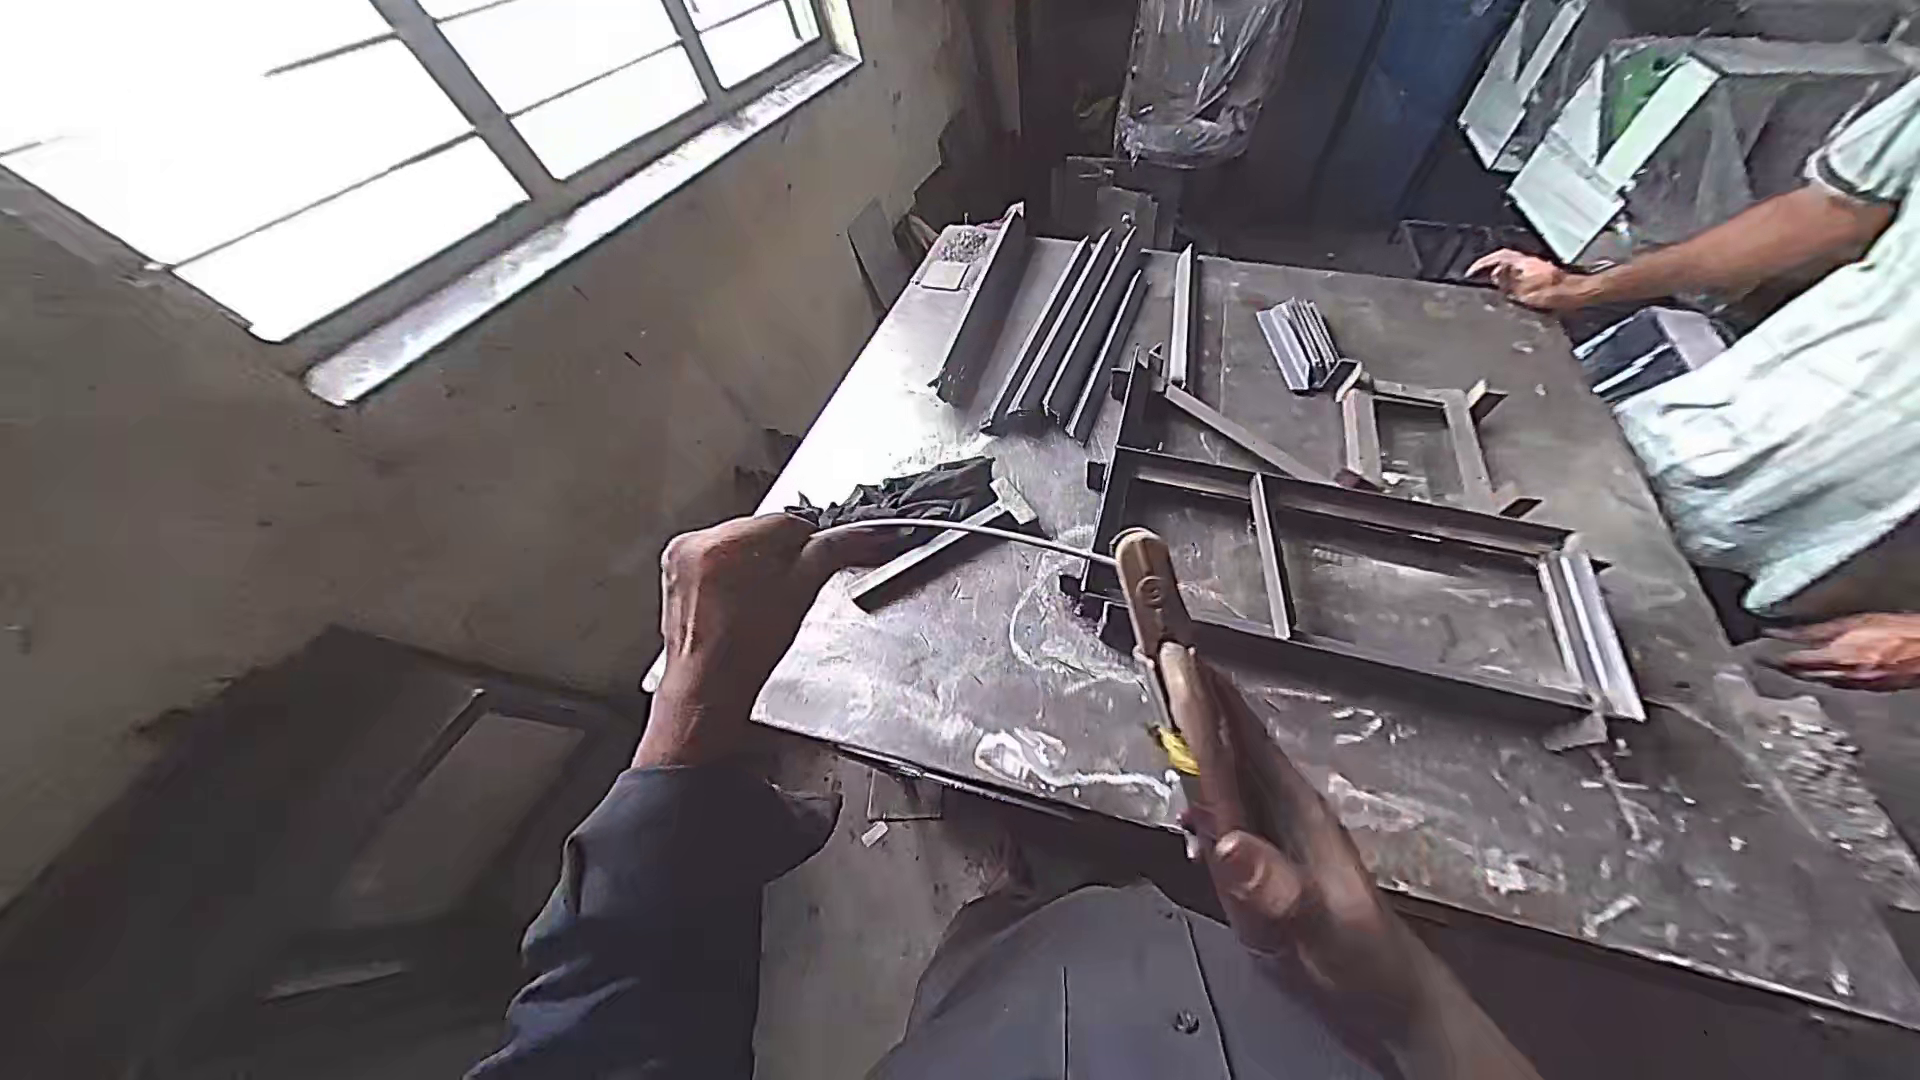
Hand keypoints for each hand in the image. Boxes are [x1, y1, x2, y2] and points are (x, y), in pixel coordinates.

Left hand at [640, 513, 892, 765]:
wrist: (711, 690)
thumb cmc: (748, 653)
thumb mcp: (803, 593)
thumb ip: (835, 552)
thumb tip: (865, 534)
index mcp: (725, 543)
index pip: (788, 522)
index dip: (809, 548)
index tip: (813, 568)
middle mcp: (697, 544)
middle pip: (763, 531)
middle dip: (781, 555)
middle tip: (787, 592)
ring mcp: (681, 559)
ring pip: (742, 544)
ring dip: (758, 563)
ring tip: (762, 602)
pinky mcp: (677, 574)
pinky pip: (719, 558)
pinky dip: (735, 573)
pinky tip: (743, 604)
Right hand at [1160, 651, 1430, 1044]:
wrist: (1391, 1000)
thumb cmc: (1368, 960)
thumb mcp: (1325, 927)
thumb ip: (1277, 888)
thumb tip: (1222, 842)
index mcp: (1294, 805)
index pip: (1244, 734)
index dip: (1210, 692)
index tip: (1178, 654)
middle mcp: (1277, 804)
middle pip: (1227, 738)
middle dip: (1192, 697)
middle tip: (1158, 663)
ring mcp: (1267, 827)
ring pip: (1220, 767)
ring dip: (1190, 736)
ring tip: (1163, 710)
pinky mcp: (1256, 851)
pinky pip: (1218, 805)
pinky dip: (1194, 788)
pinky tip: (1184, 801)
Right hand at [1466, 249, 1595, 311]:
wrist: (1576, 293)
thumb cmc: (1552, 294)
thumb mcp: (1523, 290)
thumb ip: (1506, 280)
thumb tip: (1494, 272)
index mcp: (1524, 264)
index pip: (1499, 257)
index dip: (1482, 263)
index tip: (1470, 272)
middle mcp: (1530, 262)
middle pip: (1505, 258)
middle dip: (1488, 265)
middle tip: (1477, 274)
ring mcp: (1536, 267)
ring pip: (1511, 264)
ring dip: (1498, 270)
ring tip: (1488, 281)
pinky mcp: (1540, 273)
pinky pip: (1517, 270)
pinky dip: (1507, 275)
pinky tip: (1504, 285)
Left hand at [1766, 613, 1919, 690]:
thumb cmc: (1905, 630)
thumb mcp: (1852, 623)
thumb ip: (1810, 630)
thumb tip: (1775, 632)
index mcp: (1840, 657)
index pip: (1789, 662)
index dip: (1769, 658)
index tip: (1754, 653)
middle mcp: (1850, 674)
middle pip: (1801, 676)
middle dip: (1781, 669)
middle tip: (1764, 662)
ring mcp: (1865, 684)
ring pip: (1820, 683)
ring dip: (1801, 675)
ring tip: (1785, 667)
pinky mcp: (1879, 688)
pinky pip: (1842, 686)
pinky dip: (1826, 680)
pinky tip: (1819, 673)